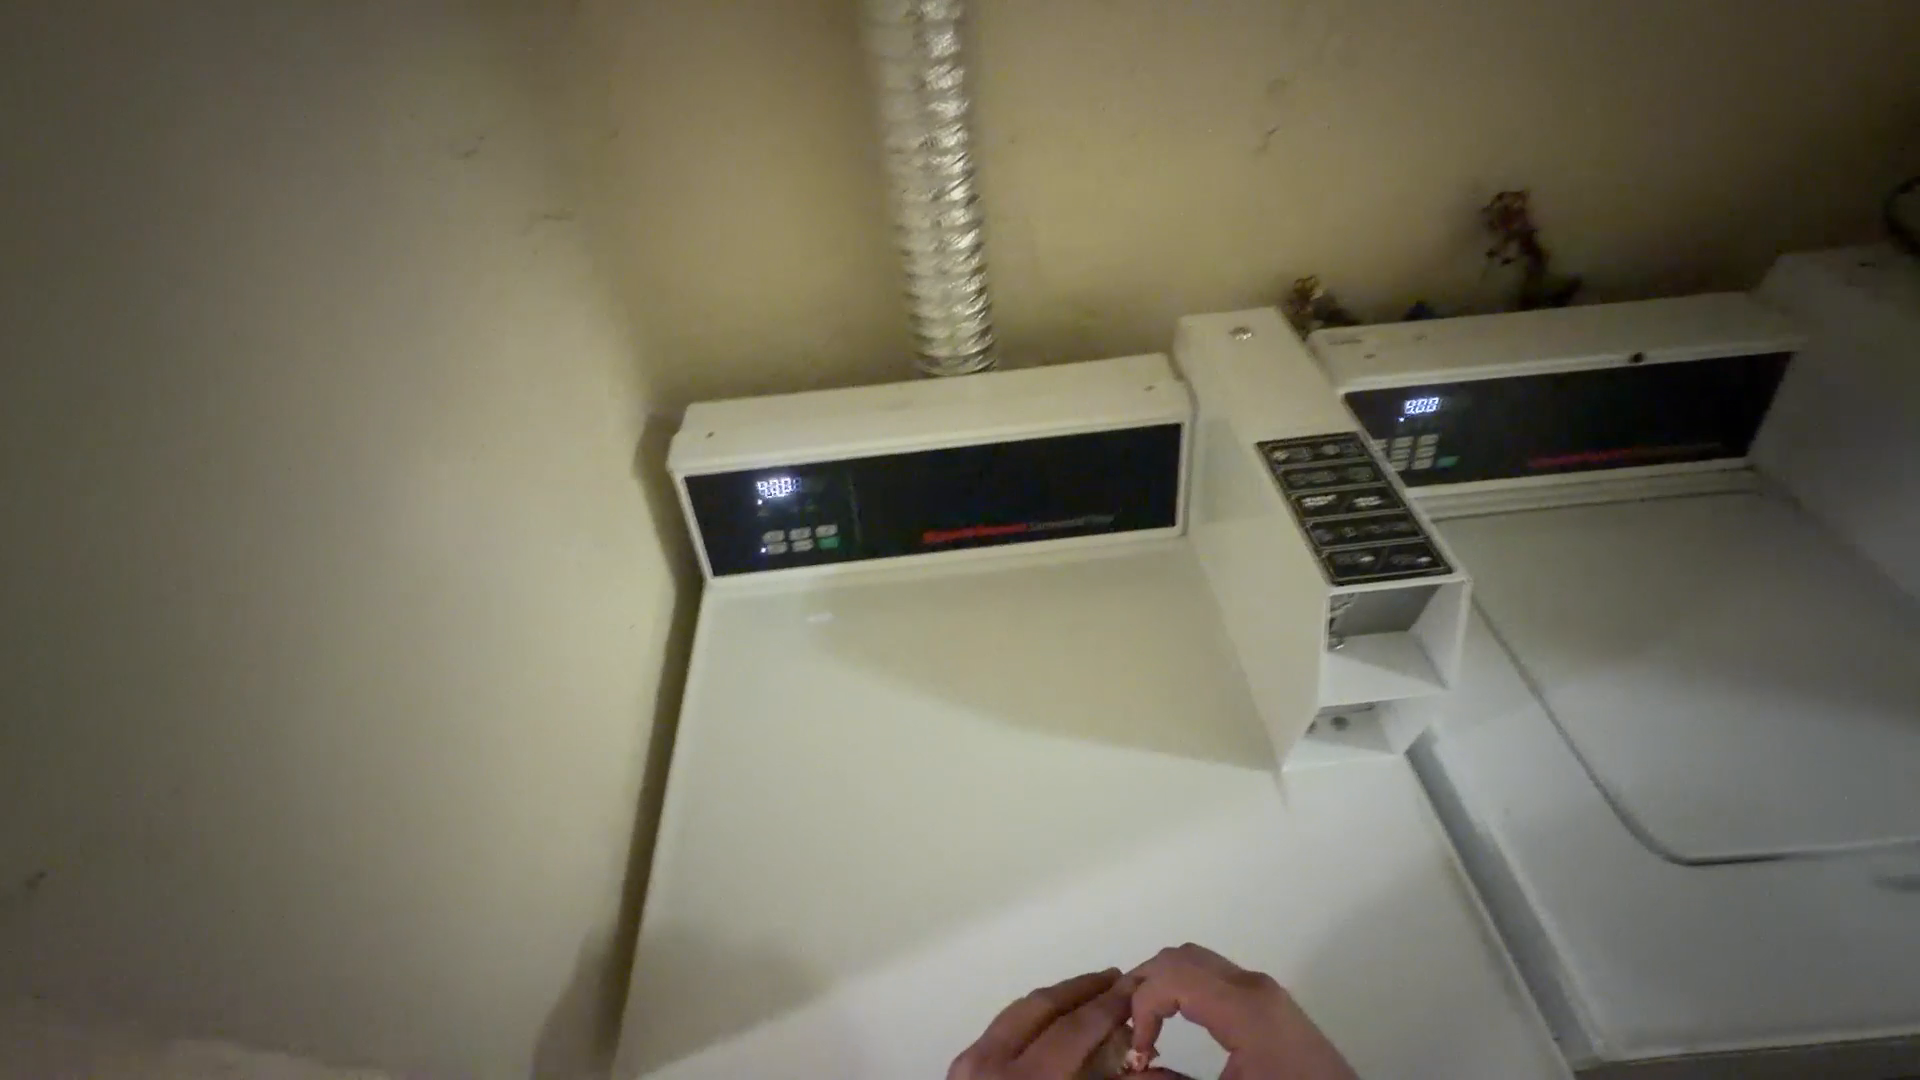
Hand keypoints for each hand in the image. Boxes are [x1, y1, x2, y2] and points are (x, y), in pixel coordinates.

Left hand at [949, 969, 1134, 1079]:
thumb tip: (1163, 1066)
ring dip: (1057, 1000)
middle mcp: (989, 1061)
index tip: (1135, 987)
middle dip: (1082, 989)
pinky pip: (1002, 1029)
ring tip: (1090, 995)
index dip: (1109, 1006)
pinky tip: (1054, 1021)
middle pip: (1042, 1008)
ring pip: (1018, 1012)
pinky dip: (1032, 1020)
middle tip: (1117, 980)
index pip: (1073, 1029)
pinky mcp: (960, 1067)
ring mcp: (968, 1062)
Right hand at [1123, 944, 1357, 1079]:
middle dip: (1142, 985)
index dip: (1140, 1007)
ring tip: (1142, 1023)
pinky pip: (1213, 976)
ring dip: (1161, 983)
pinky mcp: (1269, 1004)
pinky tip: (1173, 1020)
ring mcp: (1263, 991)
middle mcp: (1253, 985)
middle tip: (1122, 1024)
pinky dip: (1182, 987)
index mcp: (1244, 1007)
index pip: (1171, 976)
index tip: (1134, 1052)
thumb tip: (1126, 1072)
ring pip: (1195, 961)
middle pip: (1179, 957)